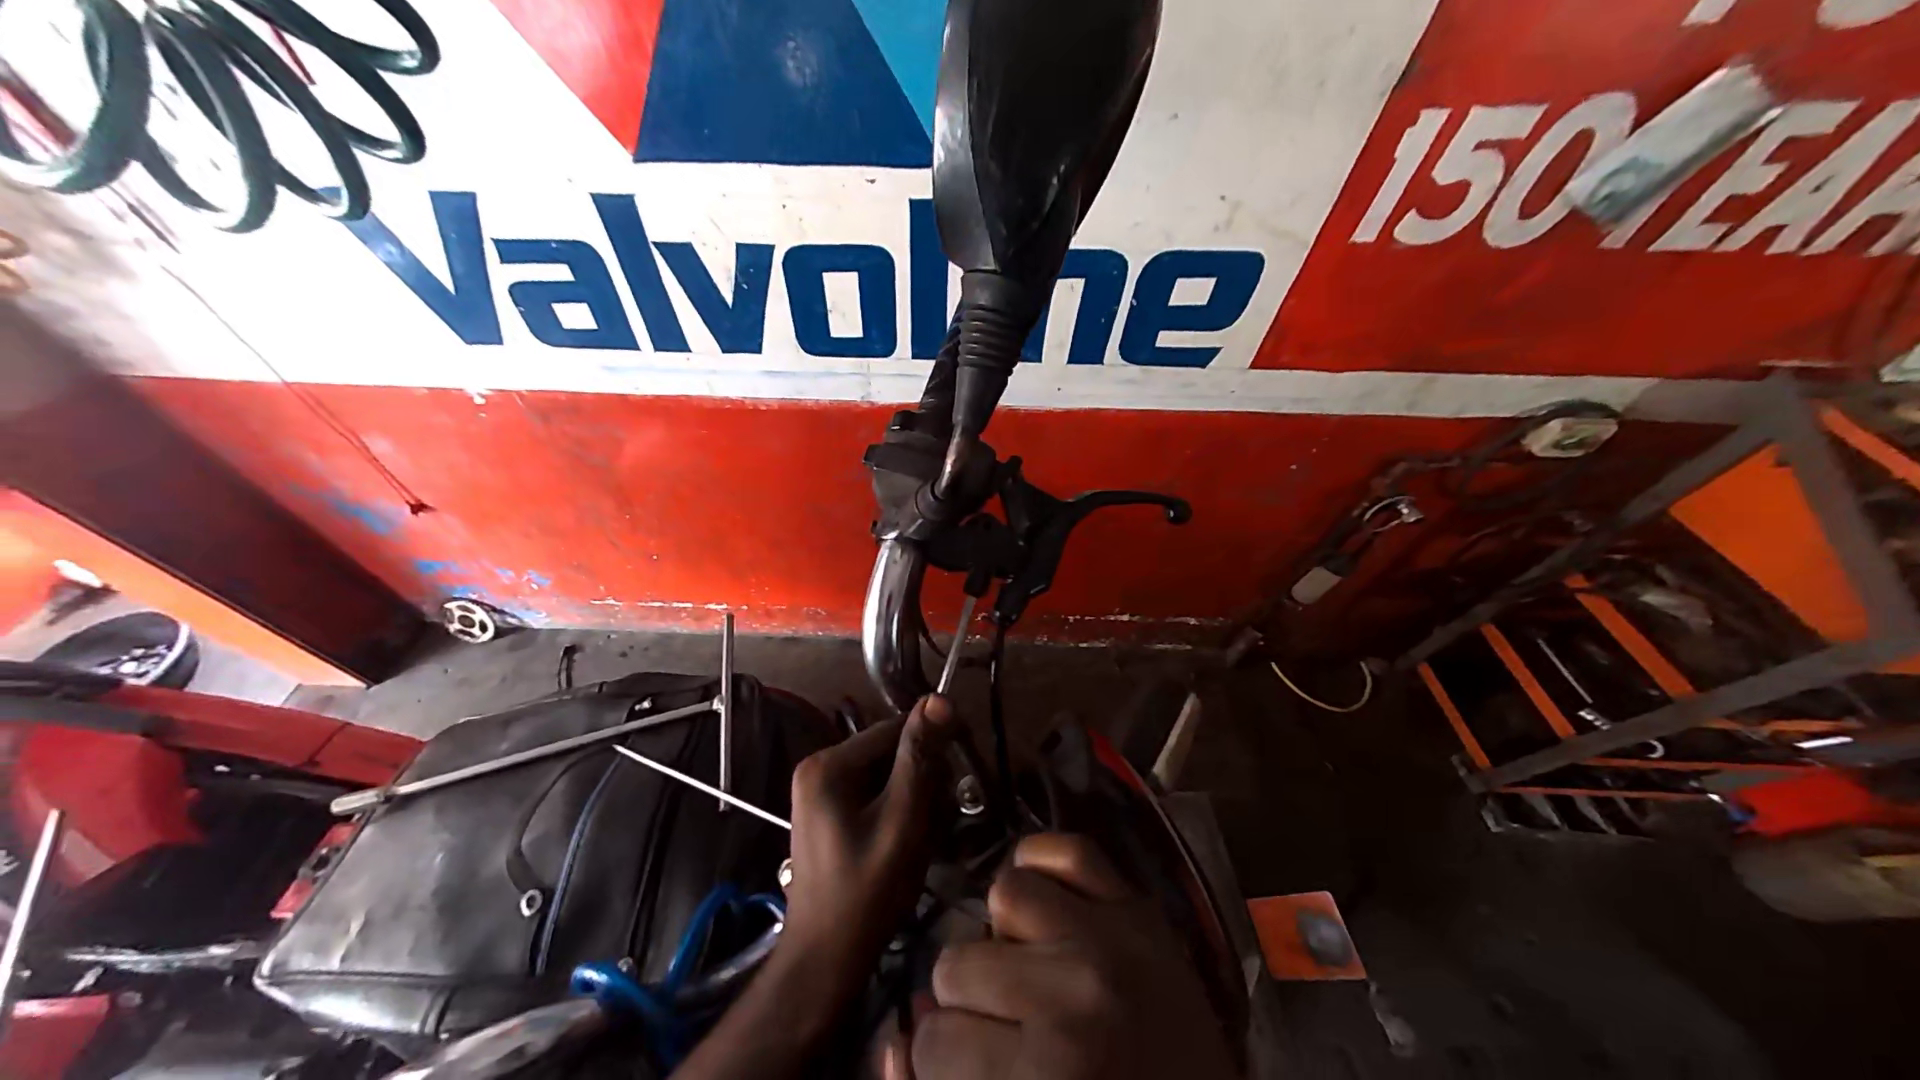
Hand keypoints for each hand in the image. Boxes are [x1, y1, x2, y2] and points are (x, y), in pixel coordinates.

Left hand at [779, 694, 957, 989]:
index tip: (961, 776)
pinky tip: (909, 841)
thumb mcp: (902, 821)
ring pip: (887, 775)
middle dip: (923, 781)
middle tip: (938, 821)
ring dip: (915, 798)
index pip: (895, 729)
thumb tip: (938, 698)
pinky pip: (875, 795)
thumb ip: (919, 759)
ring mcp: (820, 792)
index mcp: (828, 764)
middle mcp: (818, 767)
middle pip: (890, 752)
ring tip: (926, 837)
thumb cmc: (868, 891)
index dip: (933, 746)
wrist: (827, 958)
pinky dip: (898, 812)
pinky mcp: (828, 813)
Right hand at [913, 834, 1238, 1079]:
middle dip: (969, 1001)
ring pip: (1002, 895)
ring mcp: (1110, 938)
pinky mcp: (1138, 907)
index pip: (933, 1041)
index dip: (943, 1056)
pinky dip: (1045, 868)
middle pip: (957, 965)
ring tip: (1031, 967)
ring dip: (1005, 933)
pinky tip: (1048, 907)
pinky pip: (1067, 849)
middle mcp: (1071, 996)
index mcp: (1039, 1077)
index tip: (970, 1064)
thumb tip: (891, 1038)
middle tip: (1004, 1025)